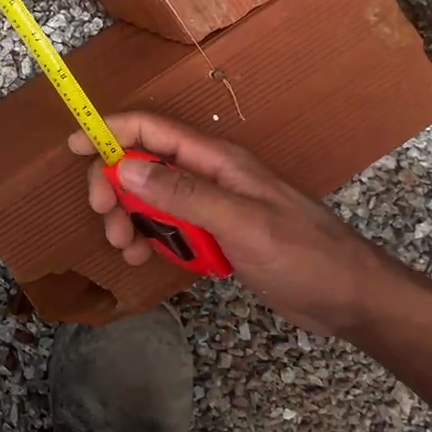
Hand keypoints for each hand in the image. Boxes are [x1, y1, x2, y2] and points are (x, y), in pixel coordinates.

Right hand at [69, 113, 395, 334]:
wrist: (358, 302)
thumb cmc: (306, 256)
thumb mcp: (242, 223)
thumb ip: (182, 193)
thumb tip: (124, 166)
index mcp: (214, 159)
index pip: (150, 129)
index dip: (109, 131)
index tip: (74, 146)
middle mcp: (206, 174)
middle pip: (140, 164)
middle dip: (114, 187)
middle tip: (105, 217)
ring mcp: (209, 203)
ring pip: (148, 197)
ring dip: (129, 217)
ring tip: (126, 247)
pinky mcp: (214, 232)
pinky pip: (166, 226)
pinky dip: (149, 238)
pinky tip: (144, 257)